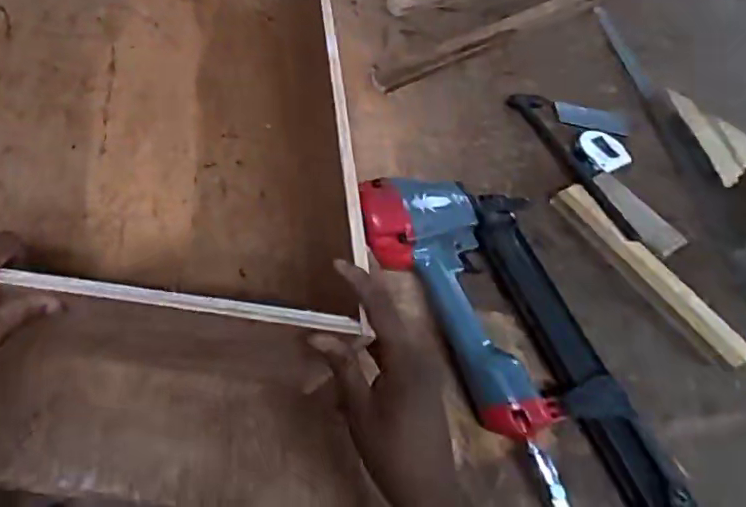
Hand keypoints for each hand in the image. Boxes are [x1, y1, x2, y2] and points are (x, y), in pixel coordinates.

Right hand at [308, 261, 468, 506]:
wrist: (430, 493)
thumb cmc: (392, 451)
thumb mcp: (360, 410)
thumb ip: (342, 367)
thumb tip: (315, 334)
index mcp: (405, 356)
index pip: (380, 307)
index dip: (359, 281)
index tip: (337, 262)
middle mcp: (419, 352)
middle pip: (391, 309)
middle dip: (368, 286)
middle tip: (344, 266)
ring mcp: (423, 365)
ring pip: (394, 327)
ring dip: (371, 311)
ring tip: (347, 293)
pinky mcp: (422, 377)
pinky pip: (397, 345)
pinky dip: (377, 336)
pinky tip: (359, 338)